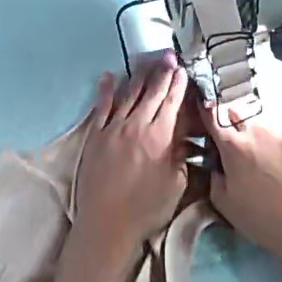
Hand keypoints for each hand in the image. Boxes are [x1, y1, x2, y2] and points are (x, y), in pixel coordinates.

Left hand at [67, 53, 189, 277]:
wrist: (107, 225)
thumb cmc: (147, 209)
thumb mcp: (176, 184)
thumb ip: (181, 155)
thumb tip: (185, 135)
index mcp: (160, 136)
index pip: (171, 102)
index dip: (178, 84)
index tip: (183, 69)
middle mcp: (136, 125)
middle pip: (152, 92)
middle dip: (162, 72)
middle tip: (169, 56)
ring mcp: (113, 129)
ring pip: (128, 94)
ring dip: (140, 76)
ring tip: (148, 62)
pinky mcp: (96, 136)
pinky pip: (101, 107)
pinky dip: (106, 90)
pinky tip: (109, 76)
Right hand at [202, 104, 281, 281]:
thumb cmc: (261, 219)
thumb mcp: (223, 202)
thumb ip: (214, 173)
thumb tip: (217, 159)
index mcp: (235, 145)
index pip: (213, 116)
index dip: (206, 110)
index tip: (204, 105)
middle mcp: (259, 129)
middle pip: (243, 120)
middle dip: (240, 131)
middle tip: (246, 153)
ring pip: (268, 127)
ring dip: (265, 139)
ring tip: (273, 163)